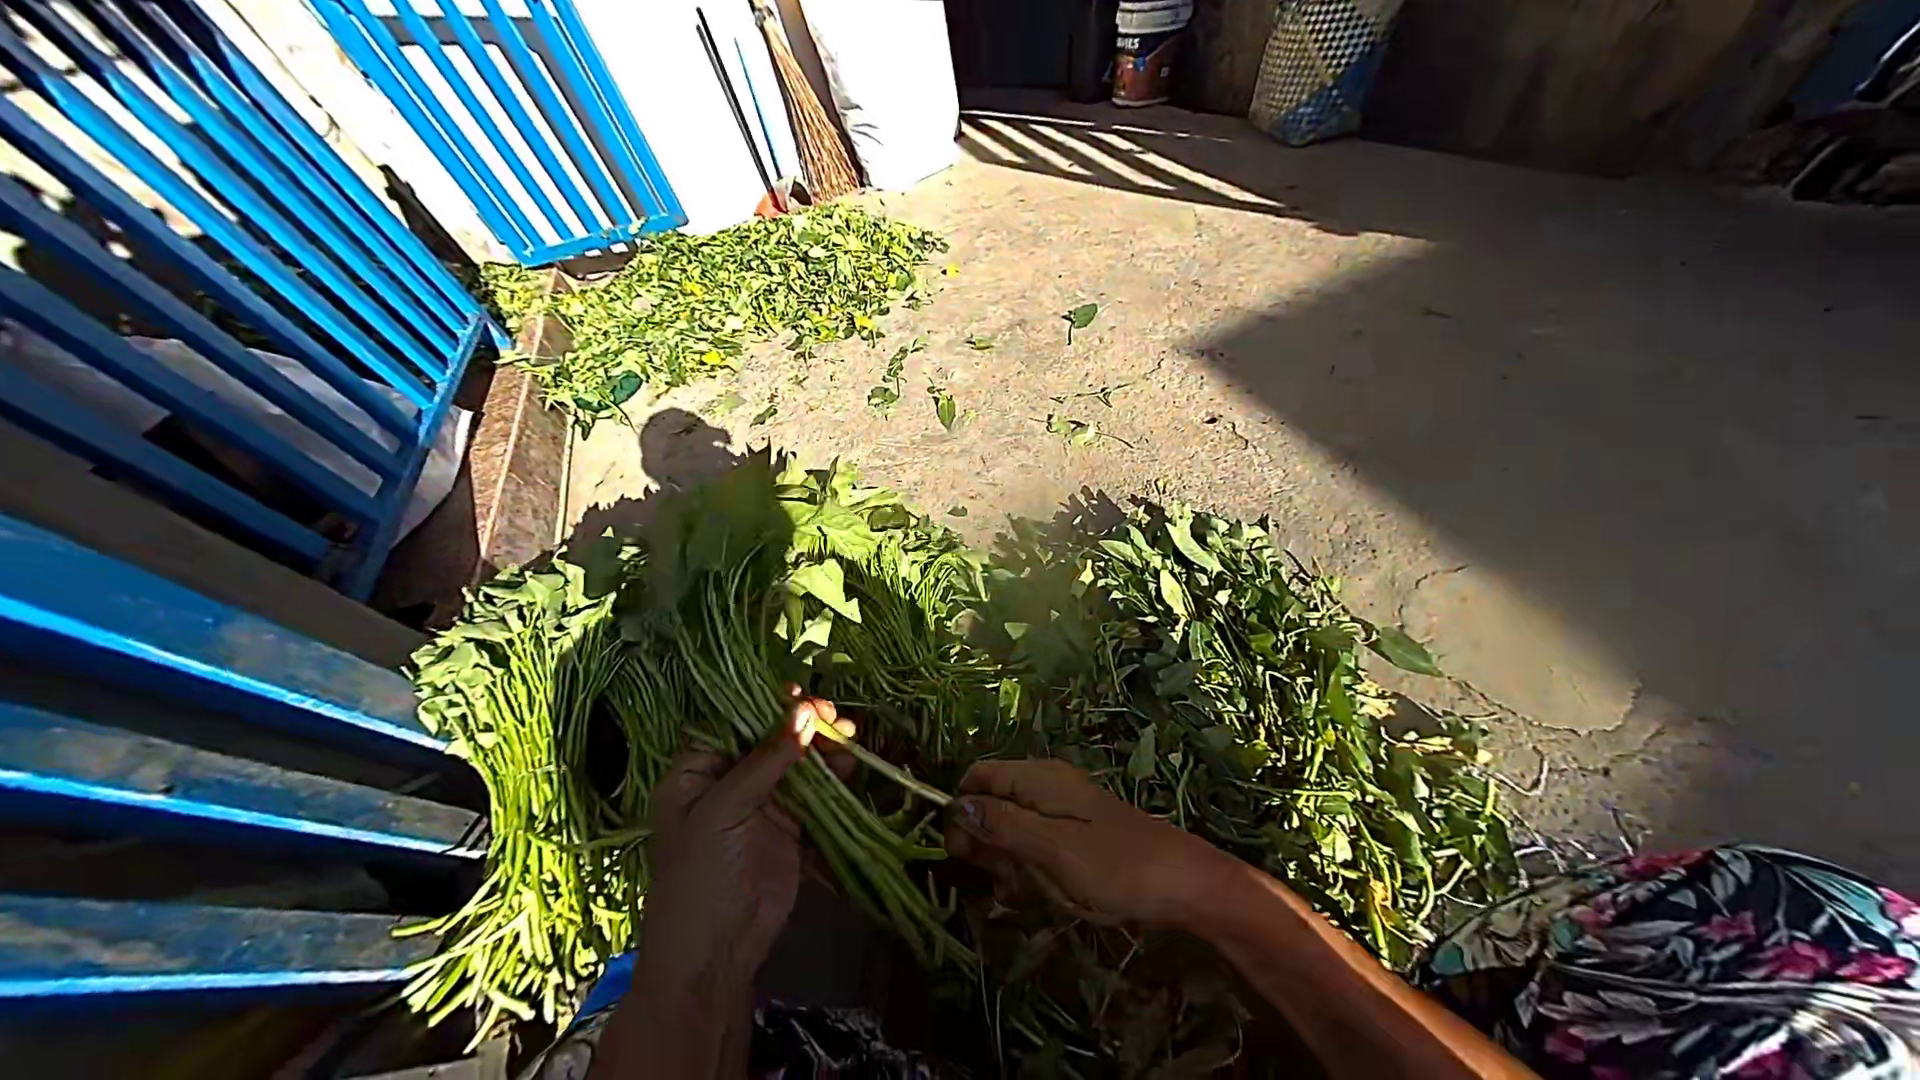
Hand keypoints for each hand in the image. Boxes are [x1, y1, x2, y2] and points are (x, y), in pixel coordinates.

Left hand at [638, 687, 854, 985]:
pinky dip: (832, 775)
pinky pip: (813, 790)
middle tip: (831, 713)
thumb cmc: (702, 874)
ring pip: (796, 761)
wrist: (716, 952)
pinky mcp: (789, 824)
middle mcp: (729, 780)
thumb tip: (803, 711)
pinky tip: (849, 762)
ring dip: (822, 746)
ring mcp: (761, 802)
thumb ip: (766, 760)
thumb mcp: (725, 810)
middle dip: (801, 723)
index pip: (734, 723)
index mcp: (698, 771)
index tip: (798, 692)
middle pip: (770, 738)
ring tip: (848, 733)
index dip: (766, 705)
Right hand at [943, 759, 1235, 927]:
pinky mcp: (1076, 830)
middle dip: (986, 840)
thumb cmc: (1116, 865)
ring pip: (1012, 825)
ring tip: (1025, 890)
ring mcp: (1063, 807)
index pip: (978, 776)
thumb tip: (959, 805)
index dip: (961, 809)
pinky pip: (1036, 841)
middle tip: (1002, 879)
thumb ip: (1003, 824)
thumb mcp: (1051, 848)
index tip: (961, 852)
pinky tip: (1040, 890)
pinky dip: (1030, 864)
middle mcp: (1046, 784)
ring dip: (1008, 858)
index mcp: (1038, 777)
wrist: (1185, 883)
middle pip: (993, 800)